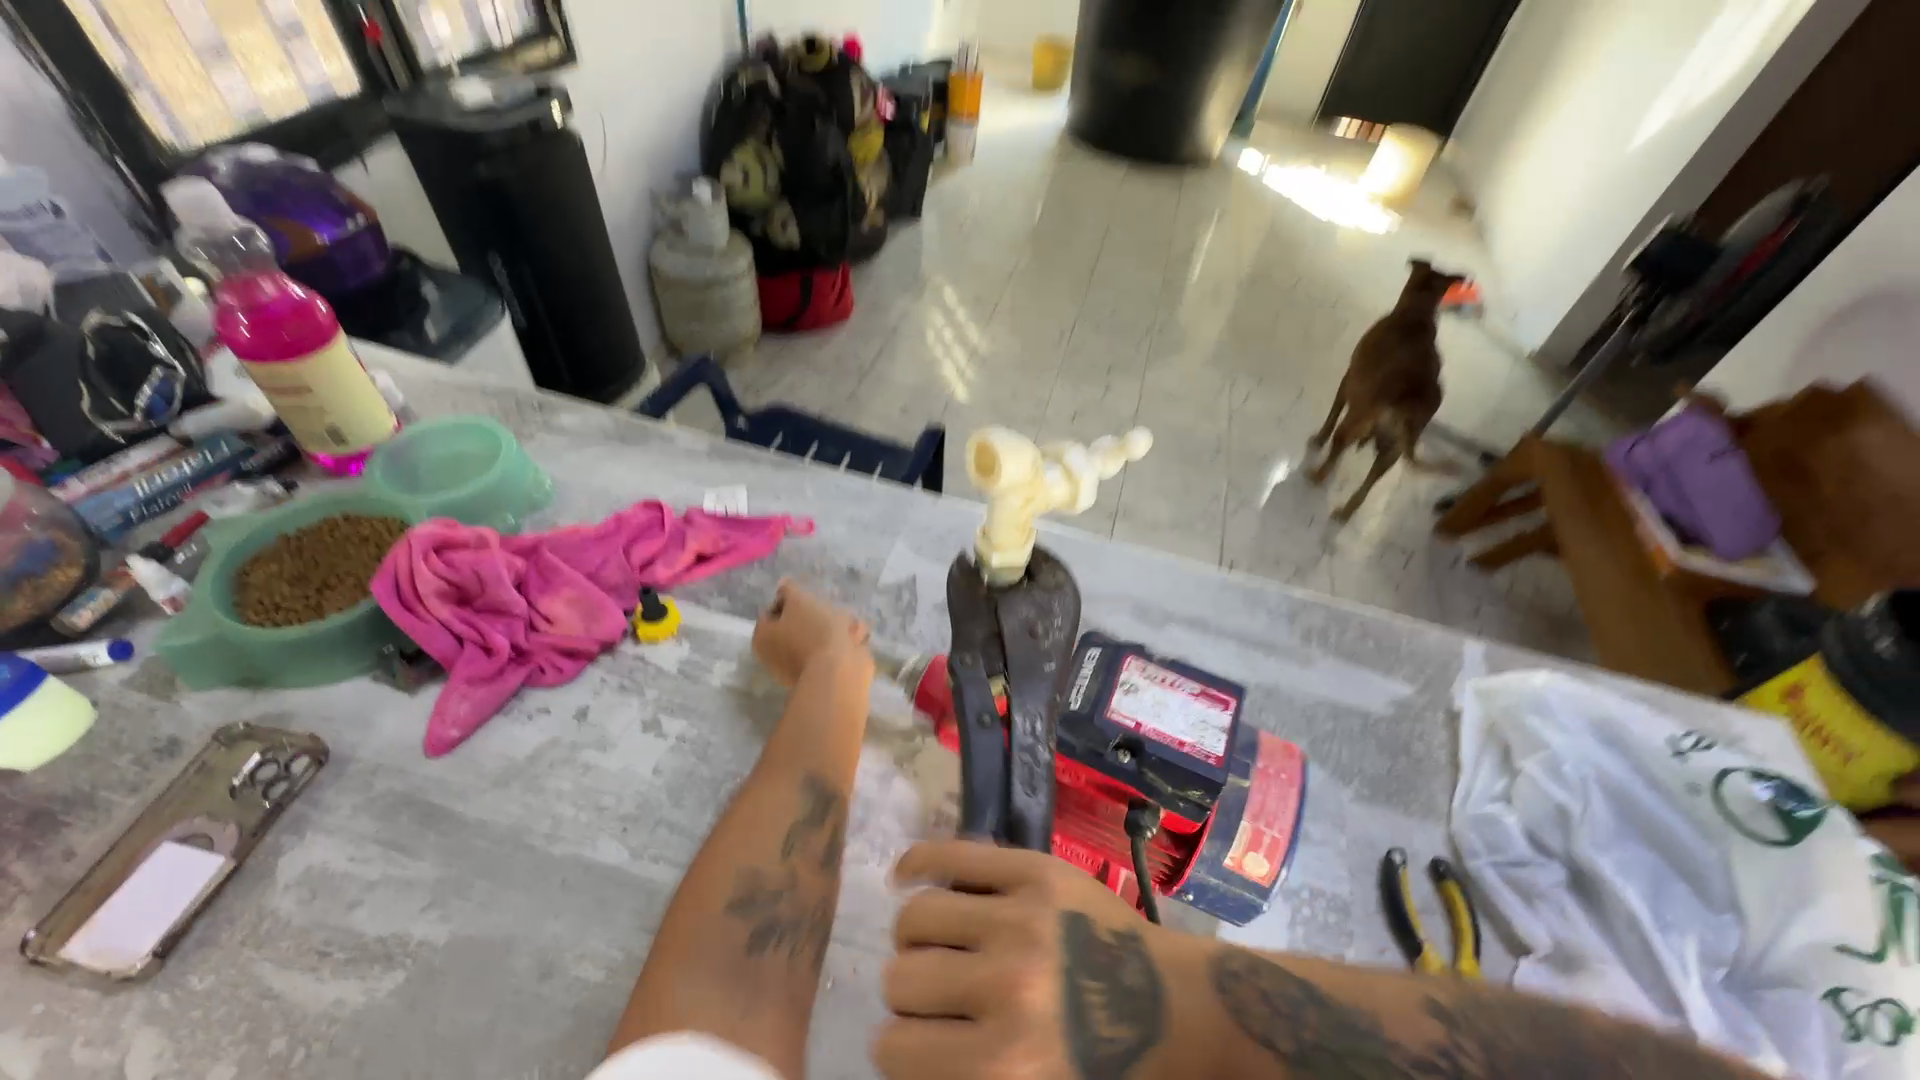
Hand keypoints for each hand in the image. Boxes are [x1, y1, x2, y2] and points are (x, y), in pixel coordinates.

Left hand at [752, 579, 871, 687]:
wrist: (840, 671)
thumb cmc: (814, 632)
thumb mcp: (798, 600)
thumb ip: (788, 591)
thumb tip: (784, 589)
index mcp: (764, 638)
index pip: (772, 611)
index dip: (789, 601)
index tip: (807, 599)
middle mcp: (777, 656)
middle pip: (797, 625)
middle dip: (817, 616)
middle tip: (829, 611)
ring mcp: (801, 667)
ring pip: (819, 637)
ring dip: (836, 627)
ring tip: (848, 625)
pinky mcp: (824, 675)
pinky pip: (834, 651)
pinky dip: (845, 643)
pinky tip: (855, 638)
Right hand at [875, 840, 1176, 1079]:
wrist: (1179, 1008)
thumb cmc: (1104, 1067)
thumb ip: (960, 1073)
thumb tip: (899, 1038)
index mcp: (1001, 1064)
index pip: (892, 1048)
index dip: (902, 1044)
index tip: (922, 1038)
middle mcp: (1006, 988)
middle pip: (900, 979)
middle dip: (911, 991)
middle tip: (941, 992)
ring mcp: (1022, 921)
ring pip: (916, 917)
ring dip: (917, 937)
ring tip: (940, 943)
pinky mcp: (1037, 873)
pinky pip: (952, 856)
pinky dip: (918, 864)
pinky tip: (907, 878)